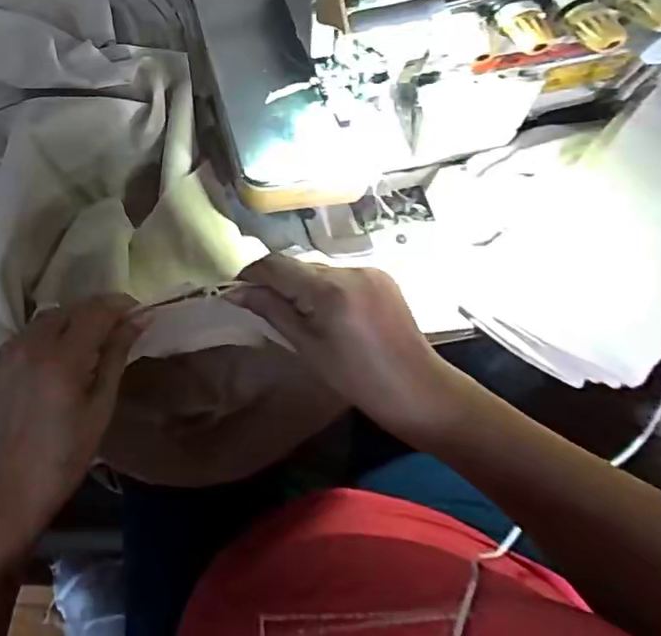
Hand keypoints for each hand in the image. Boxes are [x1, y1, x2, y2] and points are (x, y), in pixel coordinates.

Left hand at [0, 295, 143, 547]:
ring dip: (73, 320)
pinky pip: (31, 330)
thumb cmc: (69, 452)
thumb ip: (117, 354)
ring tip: (92, 342)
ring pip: (49, 316)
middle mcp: (32, 343)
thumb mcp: (102, 405)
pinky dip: (50, 332)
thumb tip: (141, 318)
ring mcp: (12, 348)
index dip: (119, 305)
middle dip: (97, 312)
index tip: (138, 311)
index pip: (94, 311)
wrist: (17, 482)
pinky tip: (61, 354)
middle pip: (71, 308)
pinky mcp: (0, 357)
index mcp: (62, 358)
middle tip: (119, 329)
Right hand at [231, 255, 464, 435]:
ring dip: (300, 284)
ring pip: (317, 269)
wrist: (424, 395)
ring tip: (297, 313)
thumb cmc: (360, 380)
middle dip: (275, 281)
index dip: (251, 274)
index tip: (235, 291)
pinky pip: (339, 275)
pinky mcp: (382, 278)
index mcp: (329, 288)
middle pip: (297, 265)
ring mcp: (368, 271)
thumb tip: (235, 292)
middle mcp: (349, 270)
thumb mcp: (308, 347)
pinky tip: (327, 312)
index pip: (275, 264)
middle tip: (261, 306)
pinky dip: (324, 287)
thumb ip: (271, 310)